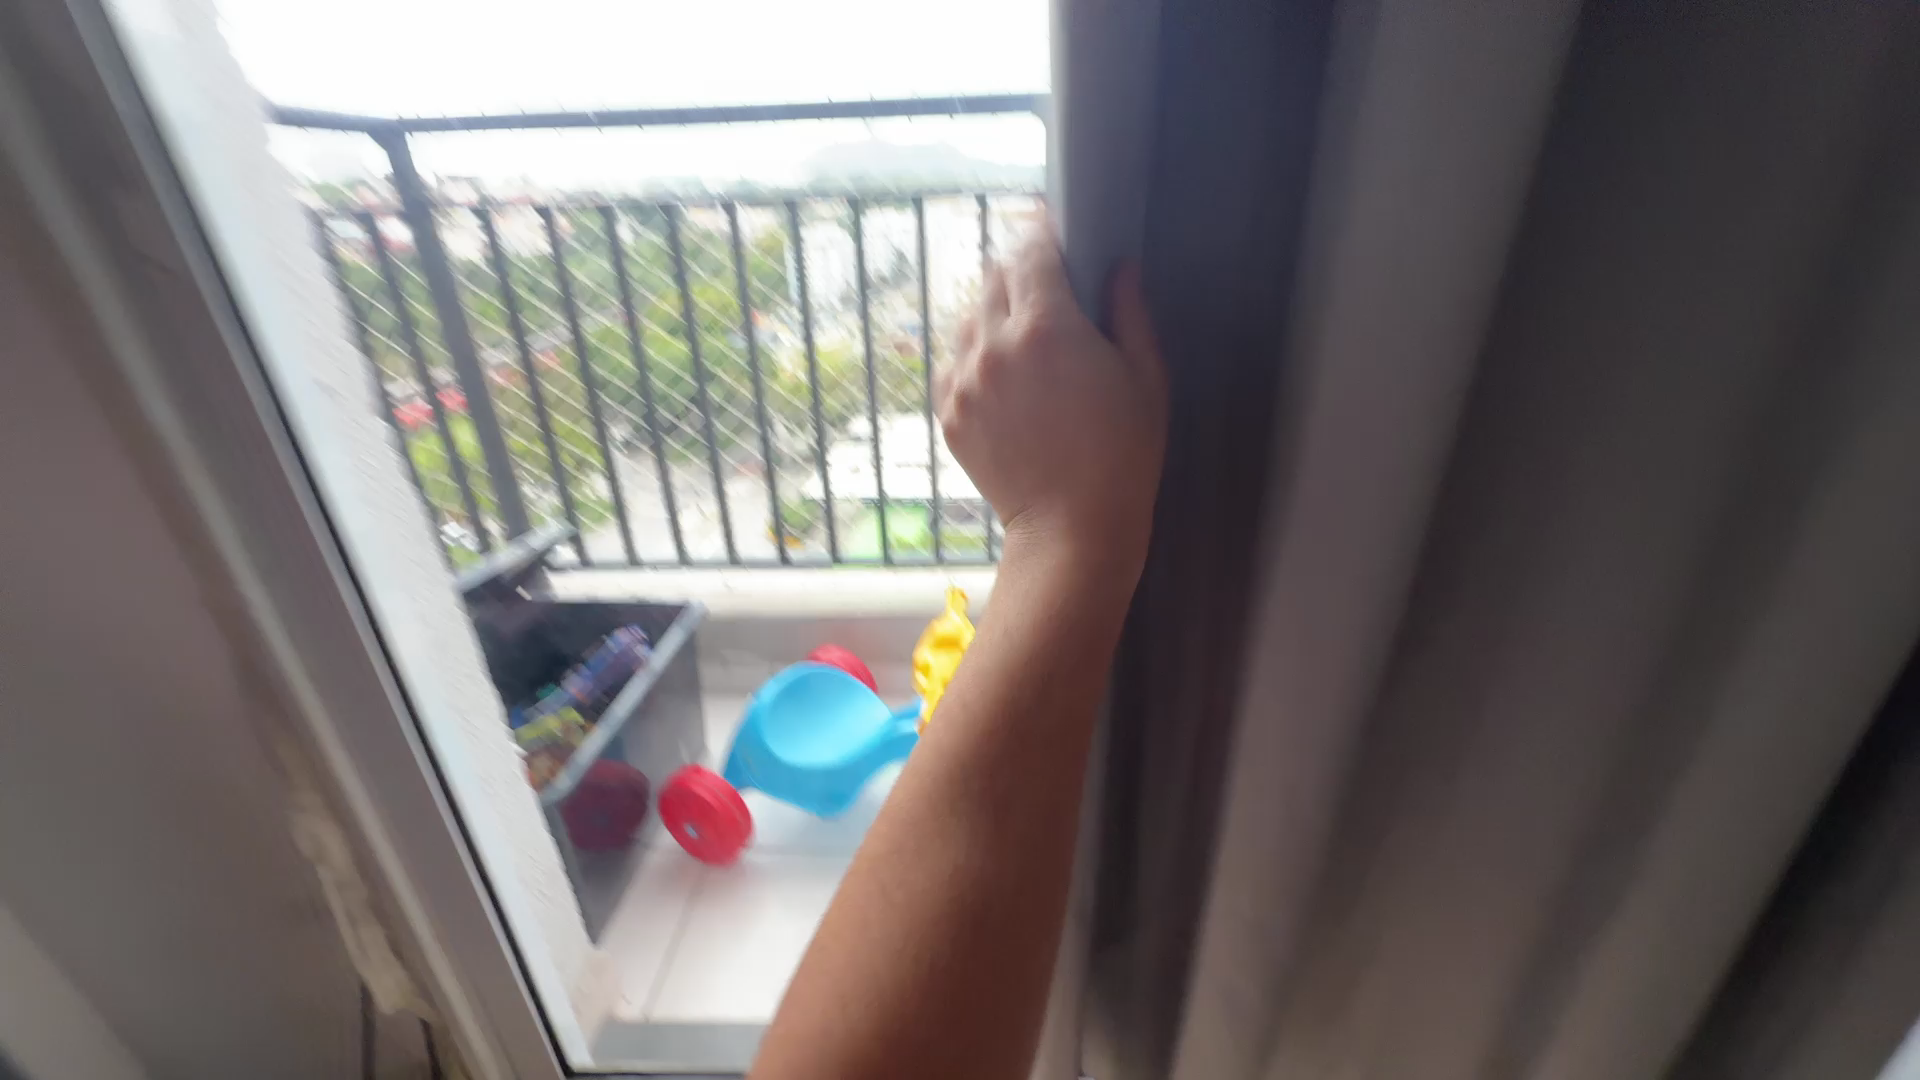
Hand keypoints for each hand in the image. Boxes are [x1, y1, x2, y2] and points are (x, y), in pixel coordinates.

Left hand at [938, 216, 1167, 577]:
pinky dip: (974, 356)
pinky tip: (1002, 377)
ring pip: (968, 319)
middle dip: (1020, 272)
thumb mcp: (1145, 380)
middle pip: (994, 278)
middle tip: (1046, 288)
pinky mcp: (949, 414)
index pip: (1031, 251)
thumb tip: (1120, 267)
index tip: (1055, 232)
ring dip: (993, 314)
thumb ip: (1130, 314)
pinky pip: (953, 363)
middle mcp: (993, 348)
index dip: (1044, 234)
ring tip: (1022, 339)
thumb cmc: (1123, 456)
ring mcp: (964, 383)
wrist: (1071, 529)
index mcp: (1045, 329)